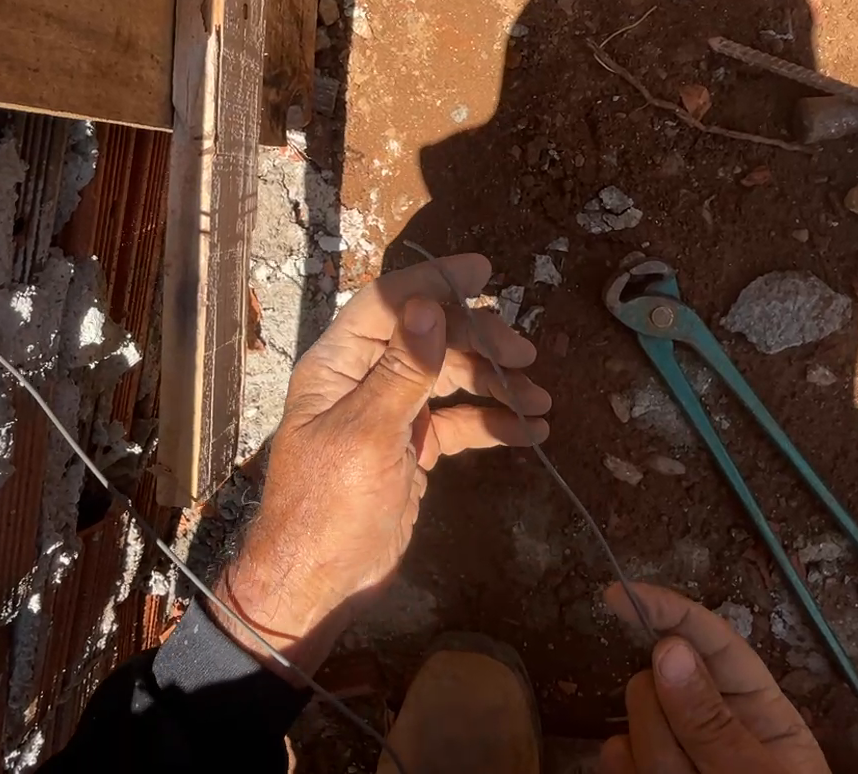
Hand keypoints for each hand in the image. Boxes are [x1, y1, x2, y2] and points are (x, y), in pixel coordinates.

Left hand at [215, 254, 551, 672]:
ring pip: (448, 377)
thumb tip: (429, 306)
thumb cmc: (329, 506)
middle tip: (524, 352)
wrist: (319, 586)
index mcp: (339, 363)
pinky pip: (457, 423)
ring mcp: (391, 412)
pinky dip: (490, 423)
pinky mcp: (413, 447)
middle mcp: (365, 378)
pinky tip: (529, 431)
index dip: (433, 282)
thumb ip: (402, 371)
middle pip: (427, 337)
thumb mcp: (366, 434)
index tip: (483, 272)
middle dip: (476, 339)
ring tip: (538, 396)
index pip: (388, 303)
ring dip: (493, 381)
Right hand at [601, 582, 830, 773]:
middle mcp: (714, 719)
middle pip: (659, 679)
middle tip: (692, 771)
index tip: (615, 597)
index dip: (664, 606)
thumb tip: (667, 649)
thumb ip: (717, 726)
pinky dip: (628, 772)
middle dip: (666, 723)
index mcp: (759, 708)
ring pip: (637, 721)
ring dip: (656, 760)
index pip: (709, 637)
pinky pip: (618, 758)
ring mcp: (679, 750)